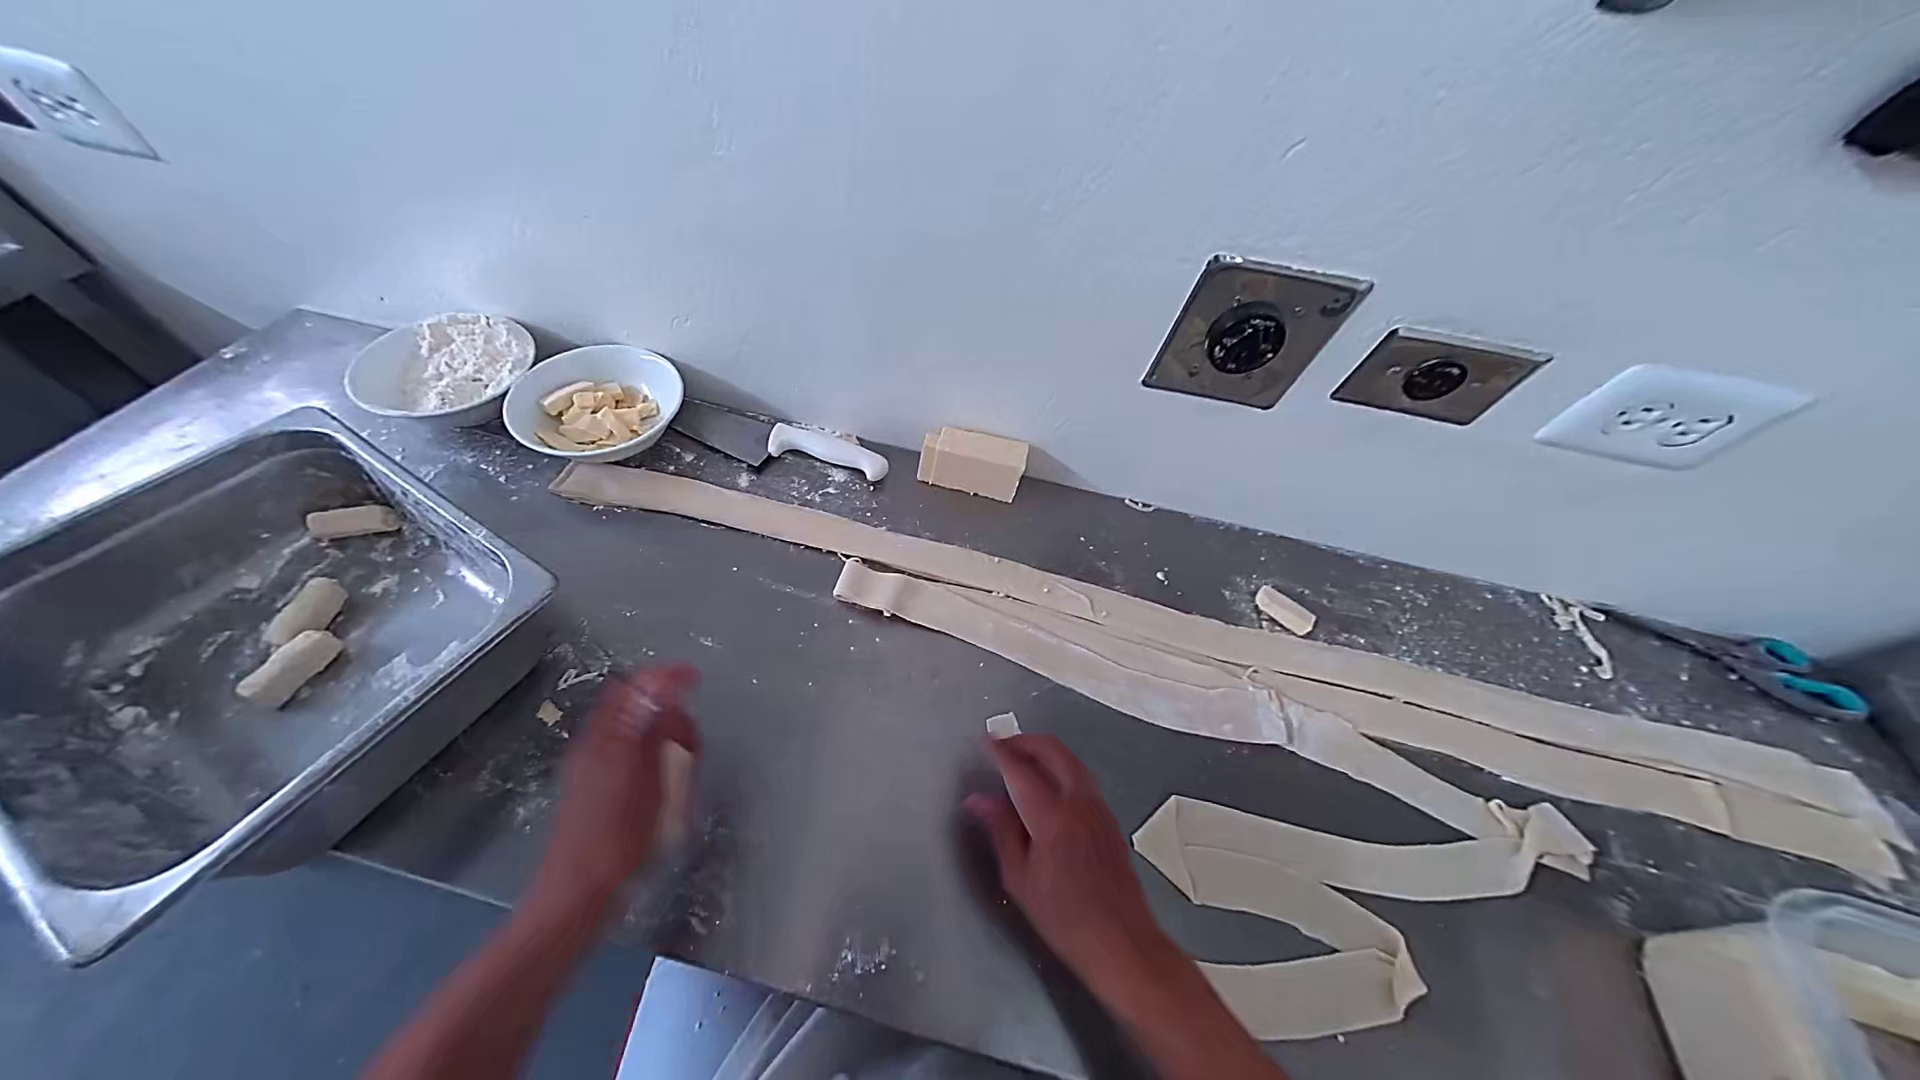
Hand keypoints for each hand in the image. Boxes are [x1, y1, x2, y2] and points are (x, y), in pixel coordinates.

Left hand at [536, 664, 701, 909]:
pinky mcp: (601, 790)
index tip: (694, 678)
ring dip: (665, 737)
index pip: (633, 687)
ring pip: (637, 733)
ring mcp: (597, 769)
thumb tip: (662, 682)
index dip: (664, 677)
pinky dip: (656, 758)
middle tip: (692, 739)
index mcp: (606, 738)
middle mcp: (597, 746)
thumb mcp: (642, 773)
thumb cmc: (615, 835)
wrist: (579, 895)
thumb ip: (651, 725)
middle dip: (669, 712)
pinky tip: (668, 783)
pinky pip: (634, 756)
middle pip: (635, 707)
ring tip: (685, 763)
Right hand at [964, 735, 1177, 993]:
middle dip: (1024, 741)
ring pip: (1070, 759)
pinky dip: (1059, 766)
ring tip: (1020, 760)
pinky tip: (1046, 783)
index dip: (999, 752)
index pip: (1020, 770)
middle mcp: (1080, 802)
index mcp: (1054, 816)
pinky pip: (1081, 776)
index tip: (984, 742)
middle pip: (1052, 750)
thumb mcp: (1020, 878)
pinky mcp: (1109, 817)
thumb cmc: (1065, 919)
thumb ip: (1000, 830)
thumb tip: (978, 800)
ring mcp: (1099, 807)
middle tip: (1001, 746)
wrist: (1122, 942)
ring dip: (1044, 751)